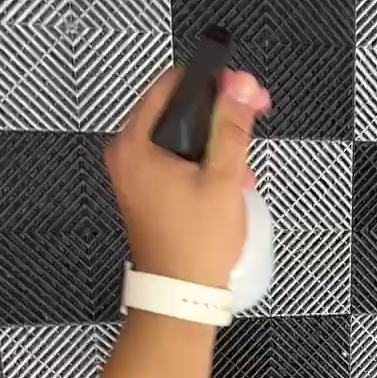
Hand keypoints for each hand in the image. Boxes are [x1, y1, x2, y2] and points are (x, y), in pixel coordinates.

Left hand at [105, 66, 271, 288]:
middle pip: (179, 111)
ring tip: (240, 169)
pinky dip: (203, 166)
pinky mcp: (147, 192)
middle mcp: (127, 156)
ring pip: (182, 139)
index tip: (243, 91)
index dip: (215, 82)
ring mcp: (135, 176)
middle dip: (220, 119)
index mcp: (135, 144)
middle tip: (250, 126)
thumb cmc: (194, 247)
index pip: (174, 83)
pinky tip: (226, 184)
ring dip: (217, 146)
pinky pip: (177, 162)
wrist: (182, 295)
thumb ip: (232, 127)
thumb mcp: (223, 180)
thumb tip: (239, 86)